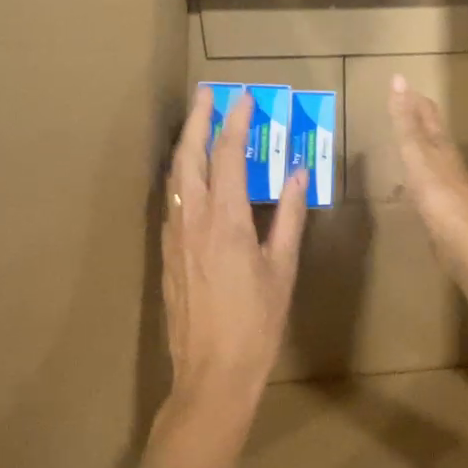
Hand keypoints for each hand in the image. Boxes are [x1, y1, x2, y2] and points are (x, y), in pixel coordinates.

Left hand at [160, 86, 308, 402]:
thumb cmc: (257, 322)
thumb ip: (290, 216)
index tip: (246, 97)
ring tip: (200, 121)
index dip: (236, 121)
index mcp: (226, 220)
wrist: (211, 374)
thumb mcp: (283, 268)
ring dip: (187, 142)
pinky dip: (182, 172)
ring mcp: (175, 236)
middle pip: (190, 155)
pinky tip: (192, 173)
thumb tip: (299, 174)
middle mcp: (193, 219)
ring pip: (176, 176)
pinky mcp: (167, 253)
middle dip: (199, 120)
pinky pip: (173, 198)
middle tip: (210, 93)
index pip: (227, 155)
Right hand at [386, 74, 467, 240]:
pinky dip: (416, 179)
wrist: (464, 241)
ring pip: (431, 160)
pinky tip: (410, 188)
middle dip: (419, 120)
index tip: (404, 85)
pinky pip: (426, 186)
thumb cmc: (439, 192)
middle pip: (432, 135)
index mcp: (440, 144)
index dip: (416, 99)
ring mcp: (447, 187)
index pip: (427, 114)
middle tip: (404, 109)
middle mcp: (446, 161)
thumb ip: (405, 119)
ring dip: (419, 149)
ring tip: (405, 145)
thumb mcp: (416, 151)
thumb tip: (399, 78)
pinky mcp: (442, 212)